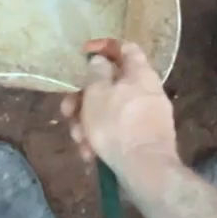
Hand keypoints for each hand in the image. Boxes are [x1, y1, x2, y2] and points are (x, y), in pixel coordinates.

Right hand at [60, 39, 179, 176]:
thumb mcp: (98, 93)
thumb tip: (100, 60)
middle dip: (84, 99)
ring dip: (88, 123)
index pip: (126, 48)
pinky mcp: (144, 139)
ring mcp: (148, 117)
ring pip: (110, 112)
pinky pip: (118, 132)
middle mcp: (147, 92)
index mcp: (140, 74)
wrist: (145, 170)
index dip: (104, 48)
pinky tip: (90, 154)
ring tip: (79, 140)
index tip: (84, 54)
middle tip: (68, 112)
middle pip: (111, 86)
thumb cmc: (117, 125)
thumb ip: (97, 73)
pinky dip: (102, 139)